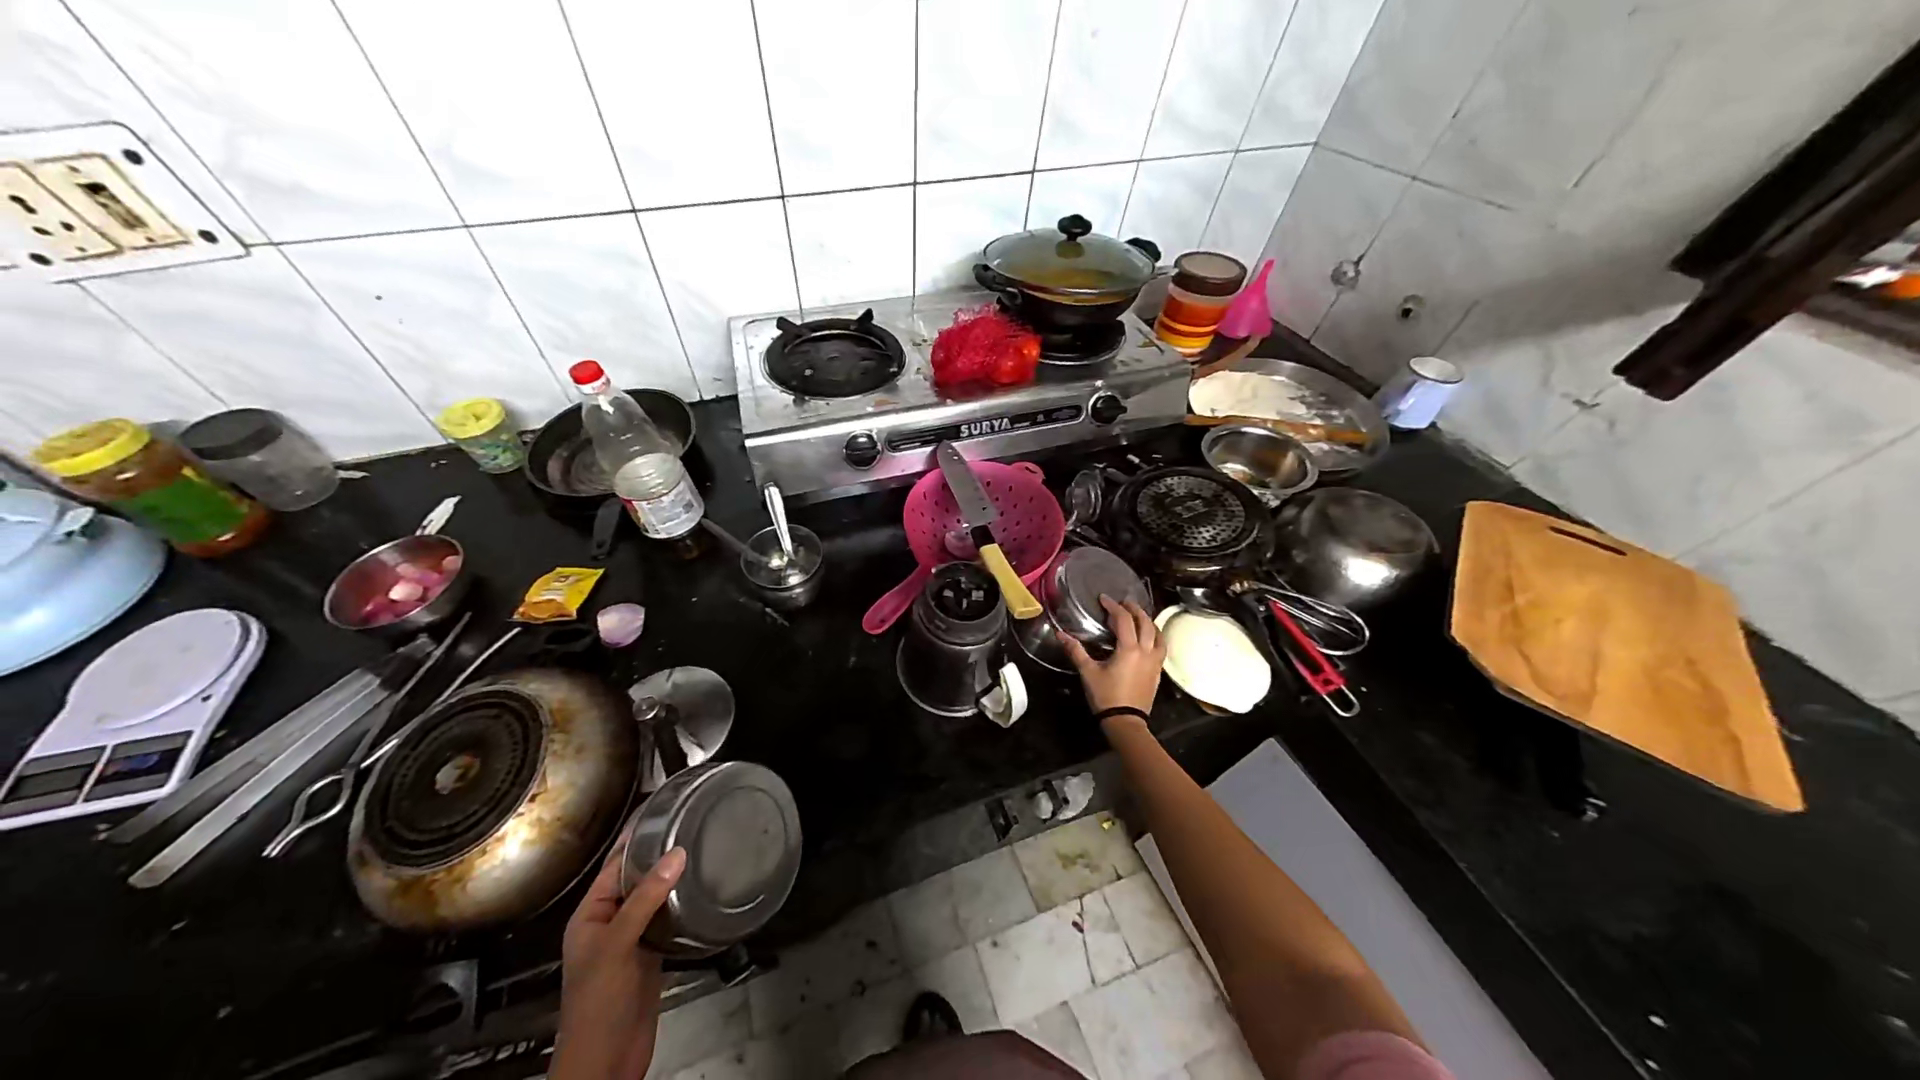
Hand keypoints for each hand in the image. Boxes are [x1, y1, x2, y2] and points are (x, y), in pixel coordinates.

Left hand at [551, 846, 686, 1079]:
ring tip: (701, 850)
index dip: (636, 839)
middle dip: (659, 856)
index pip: (614, 866)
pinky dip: (682, 905)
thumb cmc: (598, 1004)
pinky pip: (667, 920)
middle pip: (636, 880)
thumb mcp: (617, 945)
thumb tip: (675, 854)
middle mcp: (609, 922)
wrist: (606, 1060)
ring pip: (654, 899)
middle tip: (690, 826)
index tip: (661, 812)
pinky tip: (701, 891)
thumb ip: (646, 899)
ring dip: (673, 880)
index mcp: (589, 916)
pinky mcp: (651, 955)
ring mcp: (631, 939)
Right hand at [1062, 596, 1165, 717]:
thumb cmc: (1106, 696)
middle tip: (1124, 603)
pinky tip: (1147, 640)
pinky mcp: (1157, 672)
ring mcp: (1155, 662)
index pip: (1124, 620)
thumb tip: (1060, 634)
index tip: (1104, 599)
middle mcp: (1146, 651)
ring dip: (1149, 622)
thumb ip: (1076, 651)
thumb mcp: (1088, 672)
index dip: (1114, 606)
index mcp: (1129, 649)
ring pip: (1158, 635)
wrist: (1125, 721)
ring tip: (1139, 618)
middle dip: (1135, 610)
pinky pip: (1161, 648)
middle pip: (1145, 623)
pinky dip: (1155, 637)